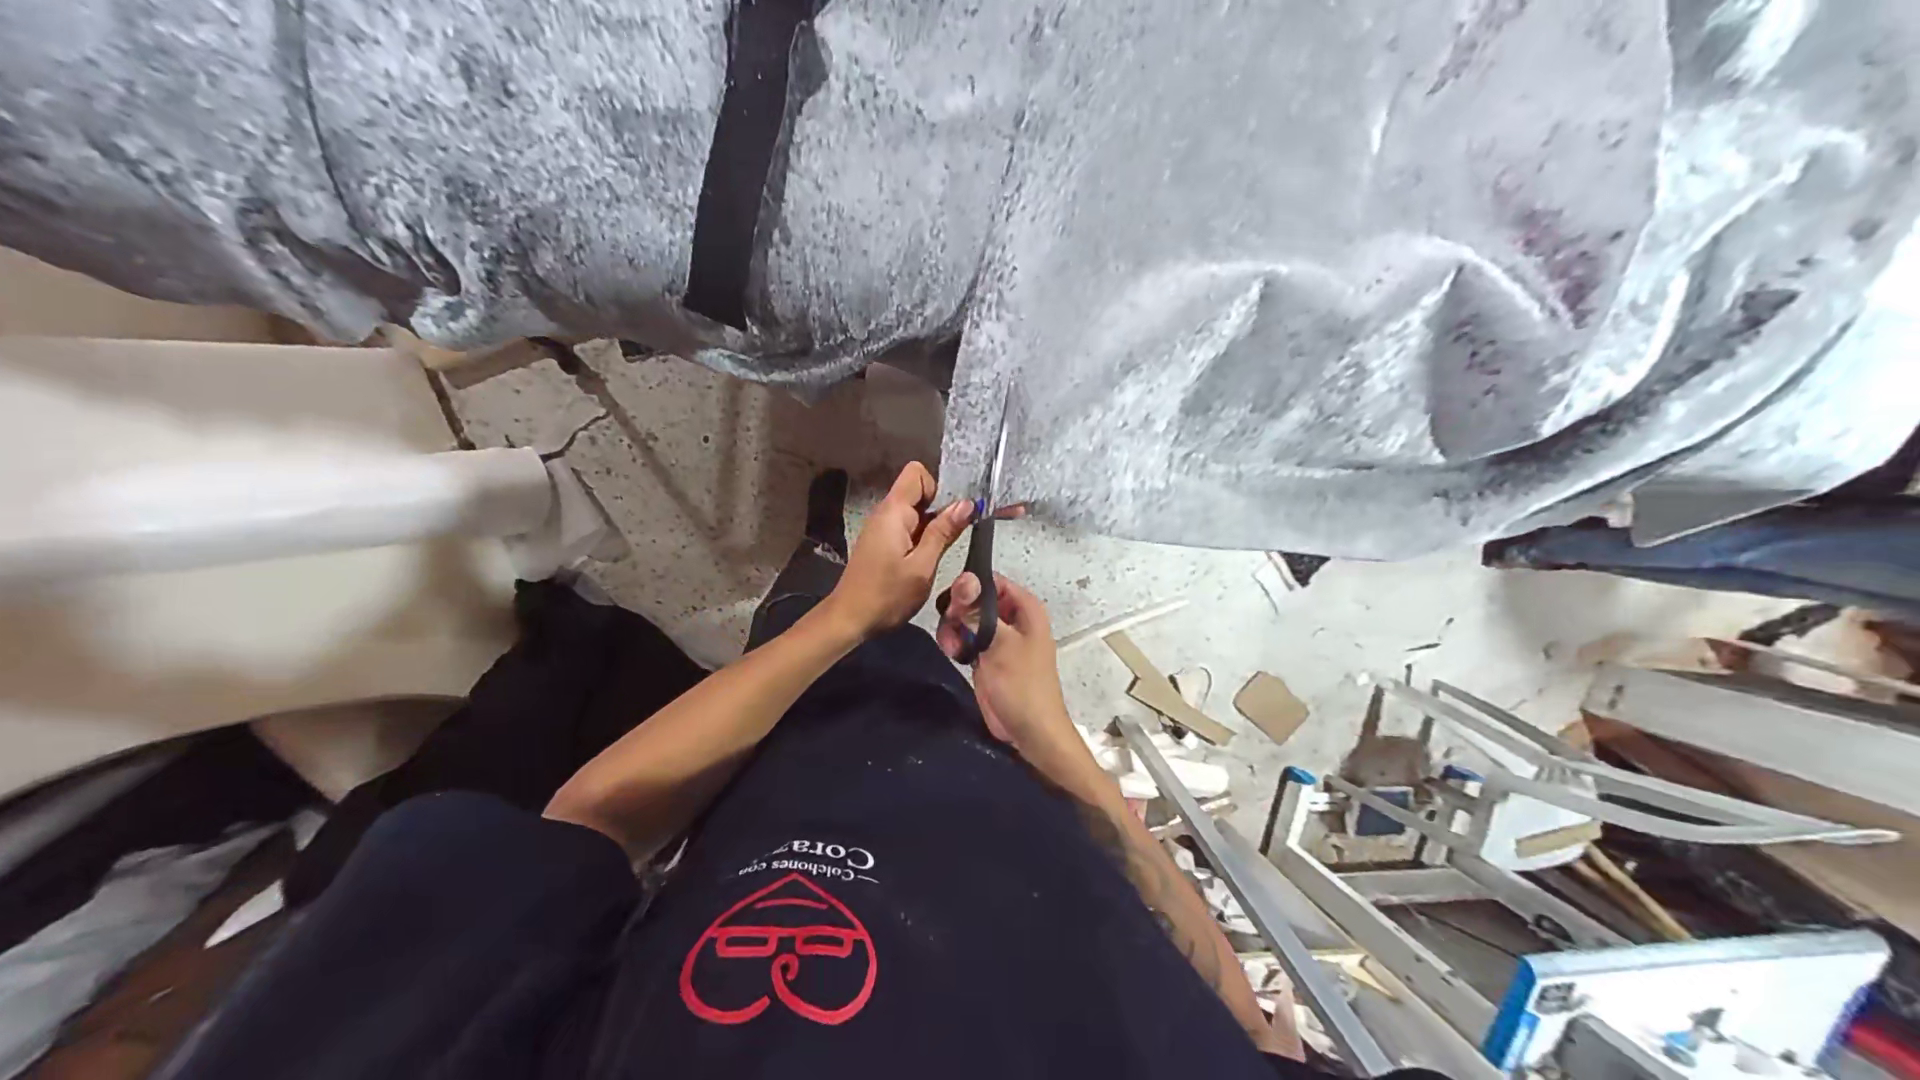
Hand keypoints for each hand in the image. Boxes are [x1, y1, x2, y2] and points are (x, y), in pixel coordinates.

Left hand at [822, 463, 972, 639]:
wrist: (850, 619)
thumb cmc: (887, 595)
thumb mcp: (922, 566)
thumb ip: (943, 533)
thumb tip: (967, 504)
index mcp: (893, 512)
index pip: (917, 473)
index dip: (937, 488)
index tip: (948, 517)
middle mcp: (886, 513)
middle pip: (919, 492)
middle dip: (940, 510)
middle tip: (951, 540)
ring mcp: (883, 528)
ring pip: (916, 512)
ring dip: (932, 527)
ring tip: (938, 554)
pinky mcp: (882, 543)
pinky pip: (908, 528)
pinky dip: (922, 538)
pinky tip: (925, 561)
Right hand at [935, 572, 1081, 768]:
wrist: (1029, 730)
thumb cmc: (1021, 685)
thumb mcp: (999, 643)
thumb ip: (979, 611)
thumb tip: (965, 578)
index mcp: (1025, 609)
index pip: (992, 581)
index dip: (971, 588)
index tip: (954, 604)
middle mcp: (1013, 618)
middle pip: (975, 599)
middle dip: (958, 612)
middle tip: (952, 628)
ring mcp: (999, 638)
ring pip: (966, 619)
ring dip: (953, 630)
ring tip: (953, 649)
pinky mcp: (986, 656)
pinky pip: (966, 638)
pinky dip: (957, 643)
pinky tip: (954, 655)